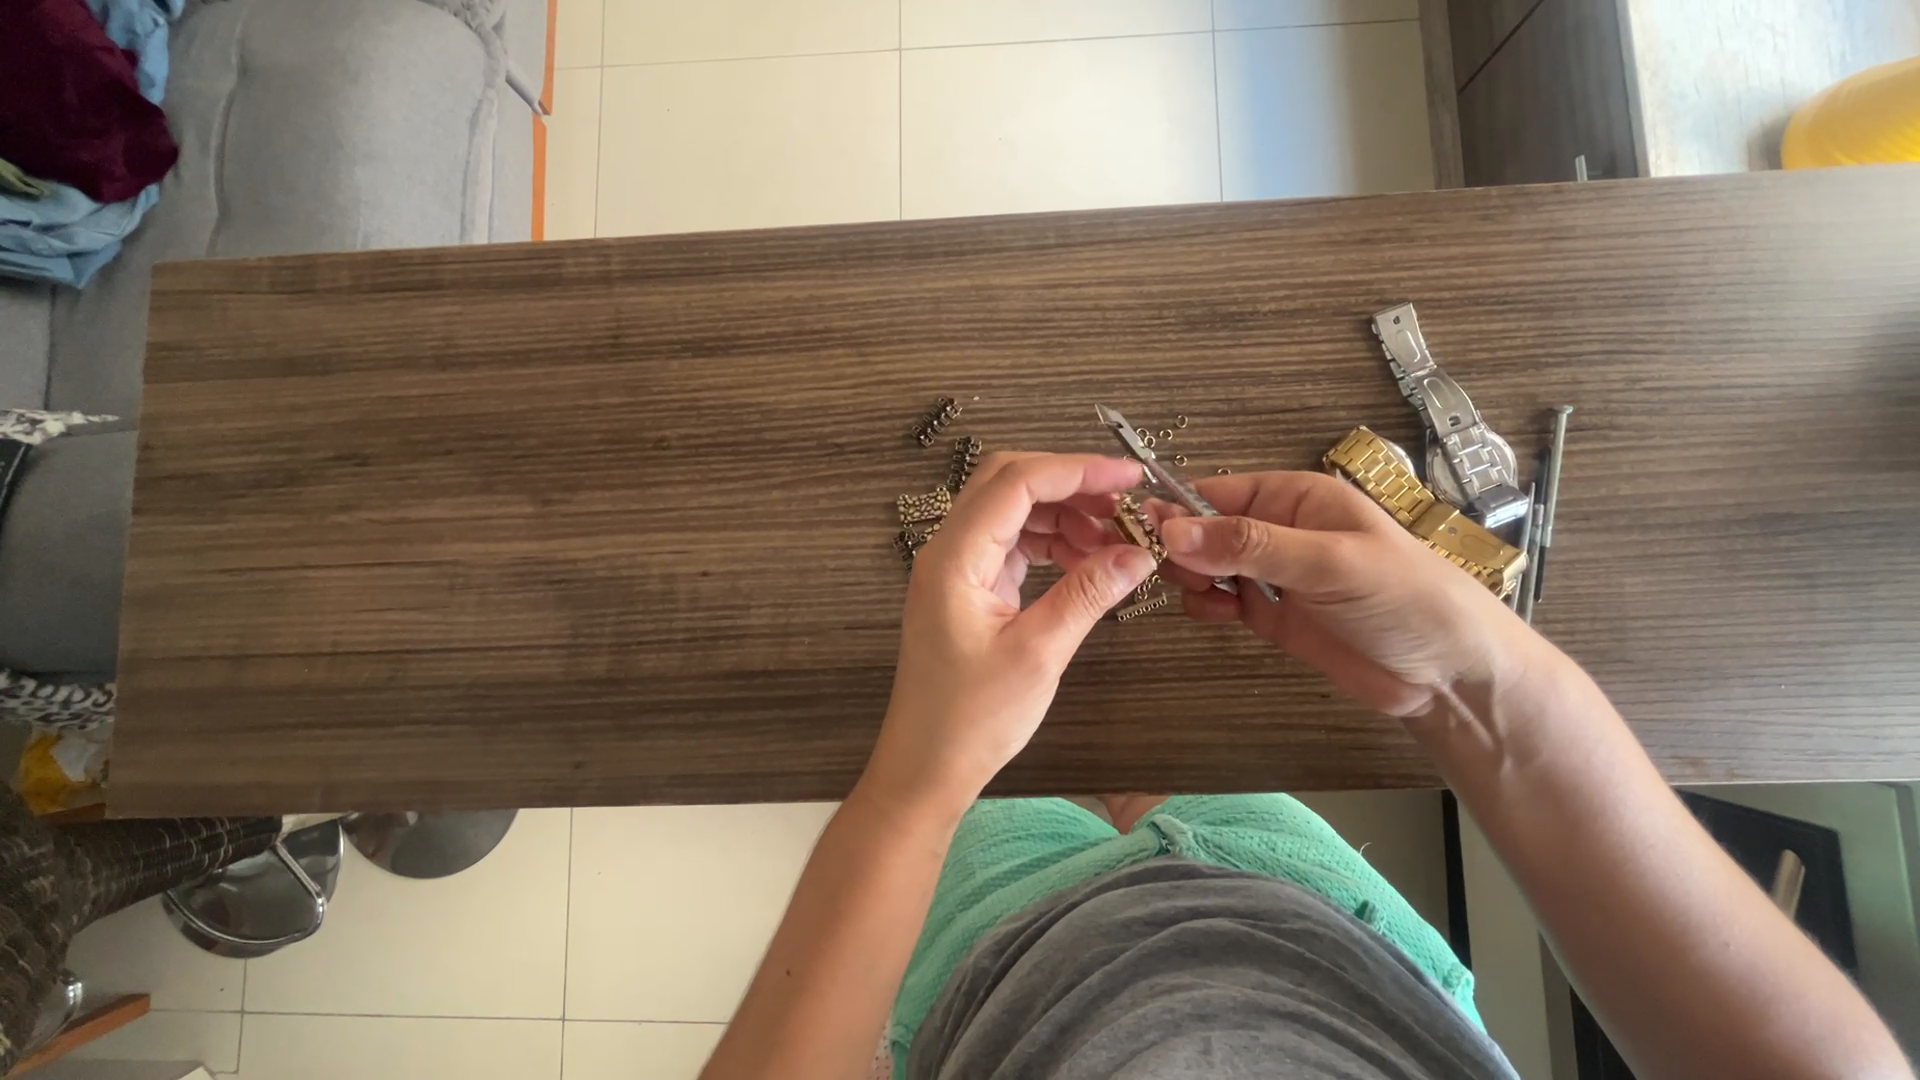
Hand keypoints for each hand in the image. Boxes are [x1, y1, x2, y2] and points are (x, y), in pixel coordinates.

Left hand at [864, 453, 1158, 810]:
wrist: (927, 766)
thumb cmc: (971, 719)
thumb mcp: (1038, 653)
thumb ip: (1087, 594)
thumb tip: (1139, 552)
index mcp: (954, 557)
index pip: (1016, 482)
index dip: (1077, 469)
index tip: (1131, 478)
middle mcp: (949, 551)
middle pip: (1010, 485)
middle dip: (1071, 487)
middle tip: (1126, 507)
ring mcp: (957, 569)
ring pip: (1014, 514)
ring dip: (1065, 517)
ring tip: (1115, 543)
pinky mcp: (970, 588)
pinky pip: (1013, 547)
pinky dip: (1052, 545)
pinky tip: (1087, 564)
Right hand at [1150, 471, 1538, 717]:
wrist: (1449, 676)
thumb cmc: (1404, 599)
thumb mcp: (1329, 562)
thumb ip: (1249, 546)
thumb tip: (1171, 531)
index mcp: (1294, 499)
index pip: (1217, 493)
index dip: (1176, 509)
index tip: (1142, 534)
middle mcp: (1276, 531)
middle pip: (1201, 529)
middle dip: (1180, 548)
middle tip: (1176, 574)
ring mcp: (1271, 575)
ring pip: (1204, 566)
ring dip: (1191, 578)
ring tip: (1205, 595)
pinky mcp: (1269, 615)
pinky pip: (1219, 601)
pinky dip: (1207, 606)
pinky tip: (1220, 616)